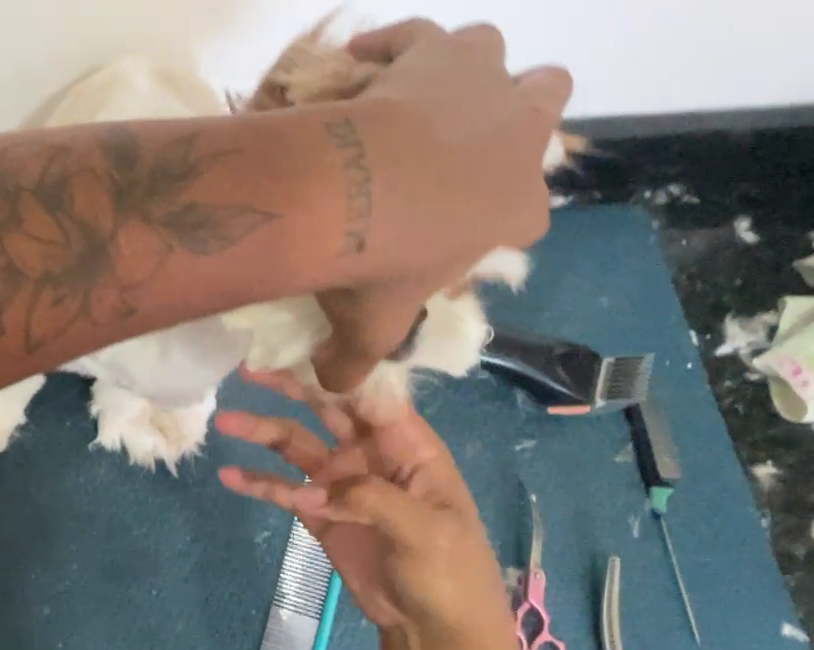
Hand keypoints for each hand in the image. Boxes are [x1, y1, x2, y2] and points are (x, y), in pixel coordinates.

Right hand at [214, 368, 509, 638]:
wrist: (434, 624)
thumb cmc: (449, 570)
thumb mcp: (424, 530)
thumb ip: (371, 499)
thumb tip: (313, 489)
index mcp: (409, 447)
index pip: (371, 397)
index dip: (338, 371)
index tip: (299, 349)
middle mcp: (371, 455)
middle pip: (326, 410)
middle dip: (293, 388)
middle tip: (252, 368)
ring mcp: (341, 485)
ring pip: (297, 447)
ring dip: (263, 433)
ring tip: (225, 421)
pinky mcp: (318, 515)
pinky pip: (283, 490)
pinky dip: (257, 483)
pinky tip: (229, 476)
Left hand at [312, 19, 573, 391]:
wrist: (351, 199)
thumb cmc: (375, 268)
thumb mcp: (369, 329)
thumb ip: (356, 361)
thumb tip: (336, 387)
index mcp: (516, 210)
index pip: (524, 216)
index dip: (491, 225)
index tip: (445, 238)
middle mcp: (520, 135)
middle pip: (542, 109)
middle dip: (509, 125)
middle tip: (451, 151)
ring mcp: (482, 87)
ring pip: (497, 57)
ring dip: (466, 74)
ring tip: (416, 100)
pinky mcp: (434, 55)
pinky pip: (419, 34)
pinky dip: (393, 45)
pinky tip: (362, 61)